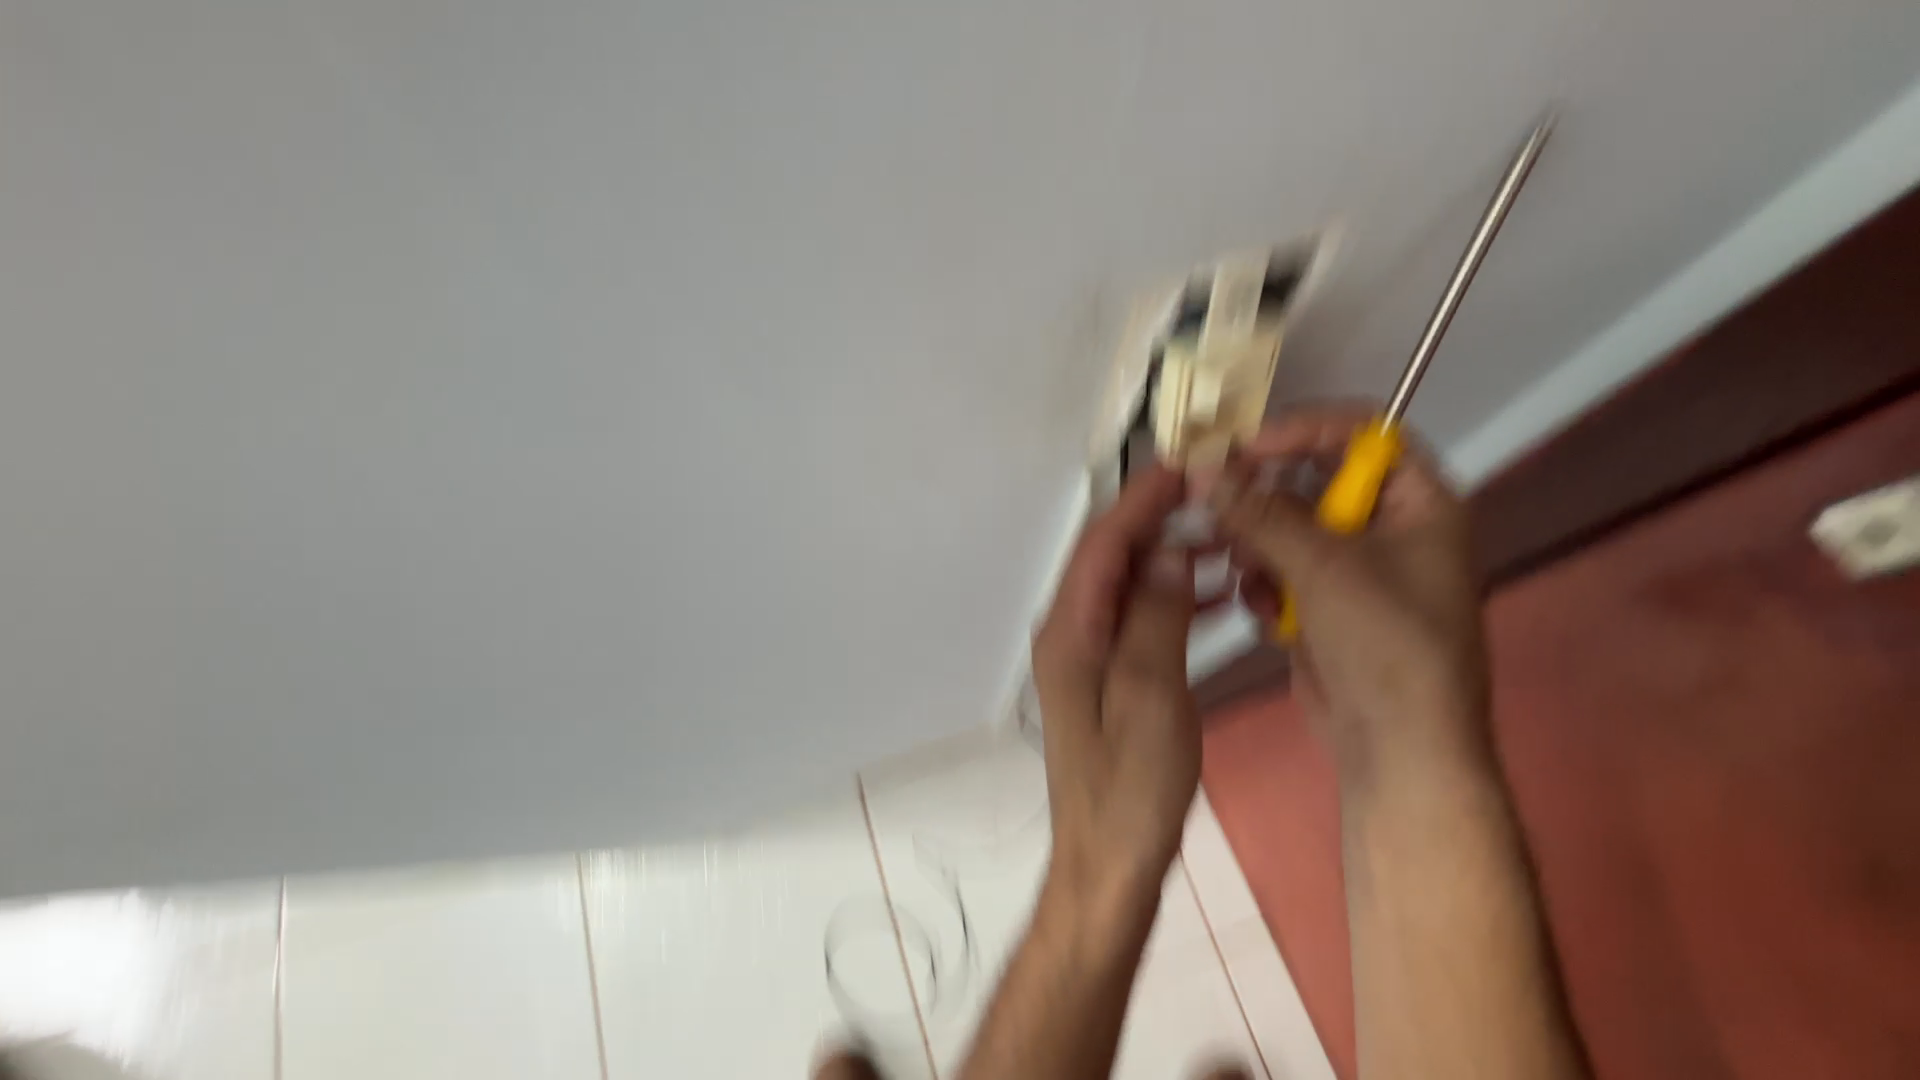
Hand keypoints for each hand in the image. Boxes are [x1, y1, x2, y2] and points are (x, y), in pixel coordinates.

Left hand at [1031, 465, 1199, 897]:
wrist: (1108, 861)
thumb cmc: (1132, 787)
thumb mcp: (1151, 696)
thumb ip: (1155, 617)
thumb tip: (1168, 549)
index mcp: (1069, 630)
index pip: (1102, 543)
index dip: (1142, 499)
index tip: (1188, 464)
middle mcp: (1068, 633)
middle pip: (1109, 556)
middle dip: (1156, 518)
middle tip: (1214, 492)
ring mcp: (1085, 656)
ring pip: (1125, 585)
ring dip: (1167, 556)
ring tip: (1223, 535)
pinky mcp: (1107, 678)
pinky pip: (1137, 618)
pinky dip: (1170, 598)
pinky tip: (1211, 595)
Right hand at [1207, 406, 1489, 774]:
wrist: (1397, 745)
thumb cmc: (1384, 642)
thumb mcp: (1323, 566)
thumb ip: (1260, 512)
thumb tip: (1203, 467)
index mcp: (1419, 502)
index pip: (1360, 433)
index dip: (1302, 430)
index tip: (1243, 447)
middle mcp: (1388, 527)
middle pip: (1313, 482)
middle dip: (1263, 496)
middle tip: (1213, 501)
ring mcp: (1355, 569)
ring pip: (1288, 528)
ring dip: (1257, 544)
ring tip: (1236, 562)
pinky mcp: (1326, 605)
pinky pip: (1282, 570)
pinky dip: (1265, 583)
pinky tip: (1263, 609)